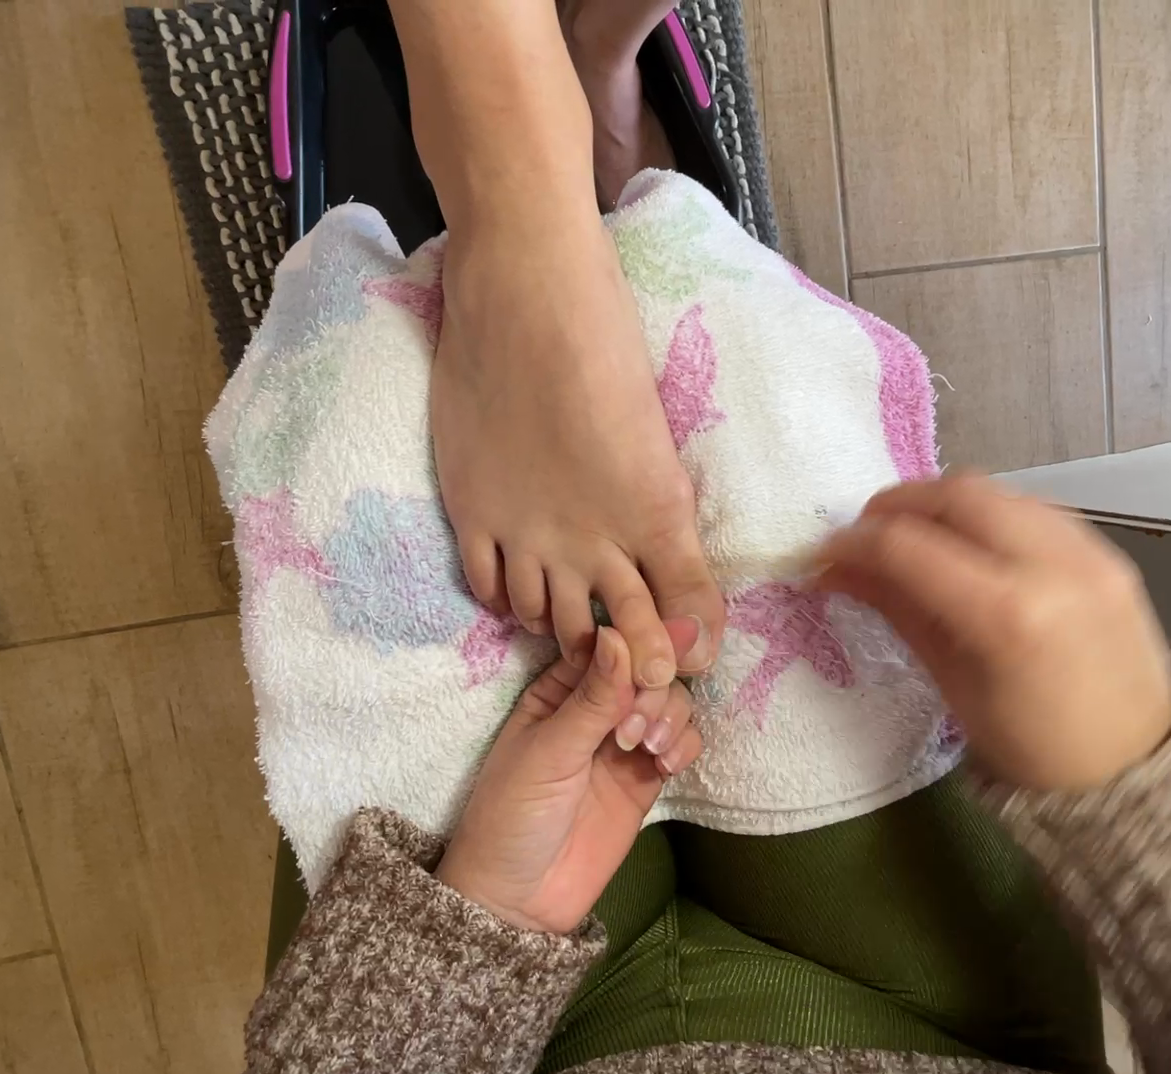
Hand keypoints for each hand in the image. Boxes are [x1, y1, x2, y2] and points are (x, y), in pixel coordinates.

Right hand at [432, 209, 725, 689]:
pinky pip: (492, 592)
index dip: (696, 645)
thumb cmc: (605, 344)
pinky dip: (508, 603)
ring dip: (568, 634)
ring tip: (574, 634)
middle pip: (624, 635)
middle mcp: (595, 540)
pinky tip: (517, 593)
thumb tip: (656, 543)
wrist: (525, 299)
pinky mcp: (475, 517)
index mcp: (656, 513)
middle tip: (636, 677)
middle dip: (637, 666)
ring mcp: (529, 535)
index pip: (690, 606)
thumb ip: (656, 502)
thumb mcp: (653, 430)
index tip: (694, 660)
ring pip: (551, 623)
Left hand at [436, 627, 703, 934]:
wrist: (519, 901)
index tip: (659, 651)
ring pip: (670, 703)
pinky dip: (684, 745)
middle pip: (648, 671)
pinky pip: (681, 743)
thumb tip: (618, 633)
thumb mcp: (548, 751)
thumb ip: (592, 697)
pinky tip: (666, 765)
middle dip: (653, 691)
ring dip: (670, 717)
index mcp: (559, 689)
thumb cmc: (513, 814)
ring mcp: (624, 742)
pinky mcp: (646, 777)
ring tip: (648, 750)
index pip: (609, 646)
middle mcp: (596, 707)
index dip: (638, 643)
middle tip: (634, 731)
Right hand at [815, 474, 1170, 791]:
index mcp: (1008, 616)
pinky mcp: (1106, 549)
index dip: (854, 542)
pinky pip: (1029, 505)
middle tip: (864, 534)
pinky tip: (966, 545)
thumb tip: (833, 569)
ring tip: (911, 538)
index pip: (909, 547)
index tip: (824, 554)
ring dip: (938, 503)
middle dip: (895, 504)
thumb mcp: (949, 680)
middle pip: (955, 493)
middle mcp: (1055, 566)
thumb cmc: (1030, 746)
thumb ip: (894, 607)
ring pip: (994, 488)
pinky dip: (982, 513)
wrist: (1139, 767)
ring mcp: (1090, 551)